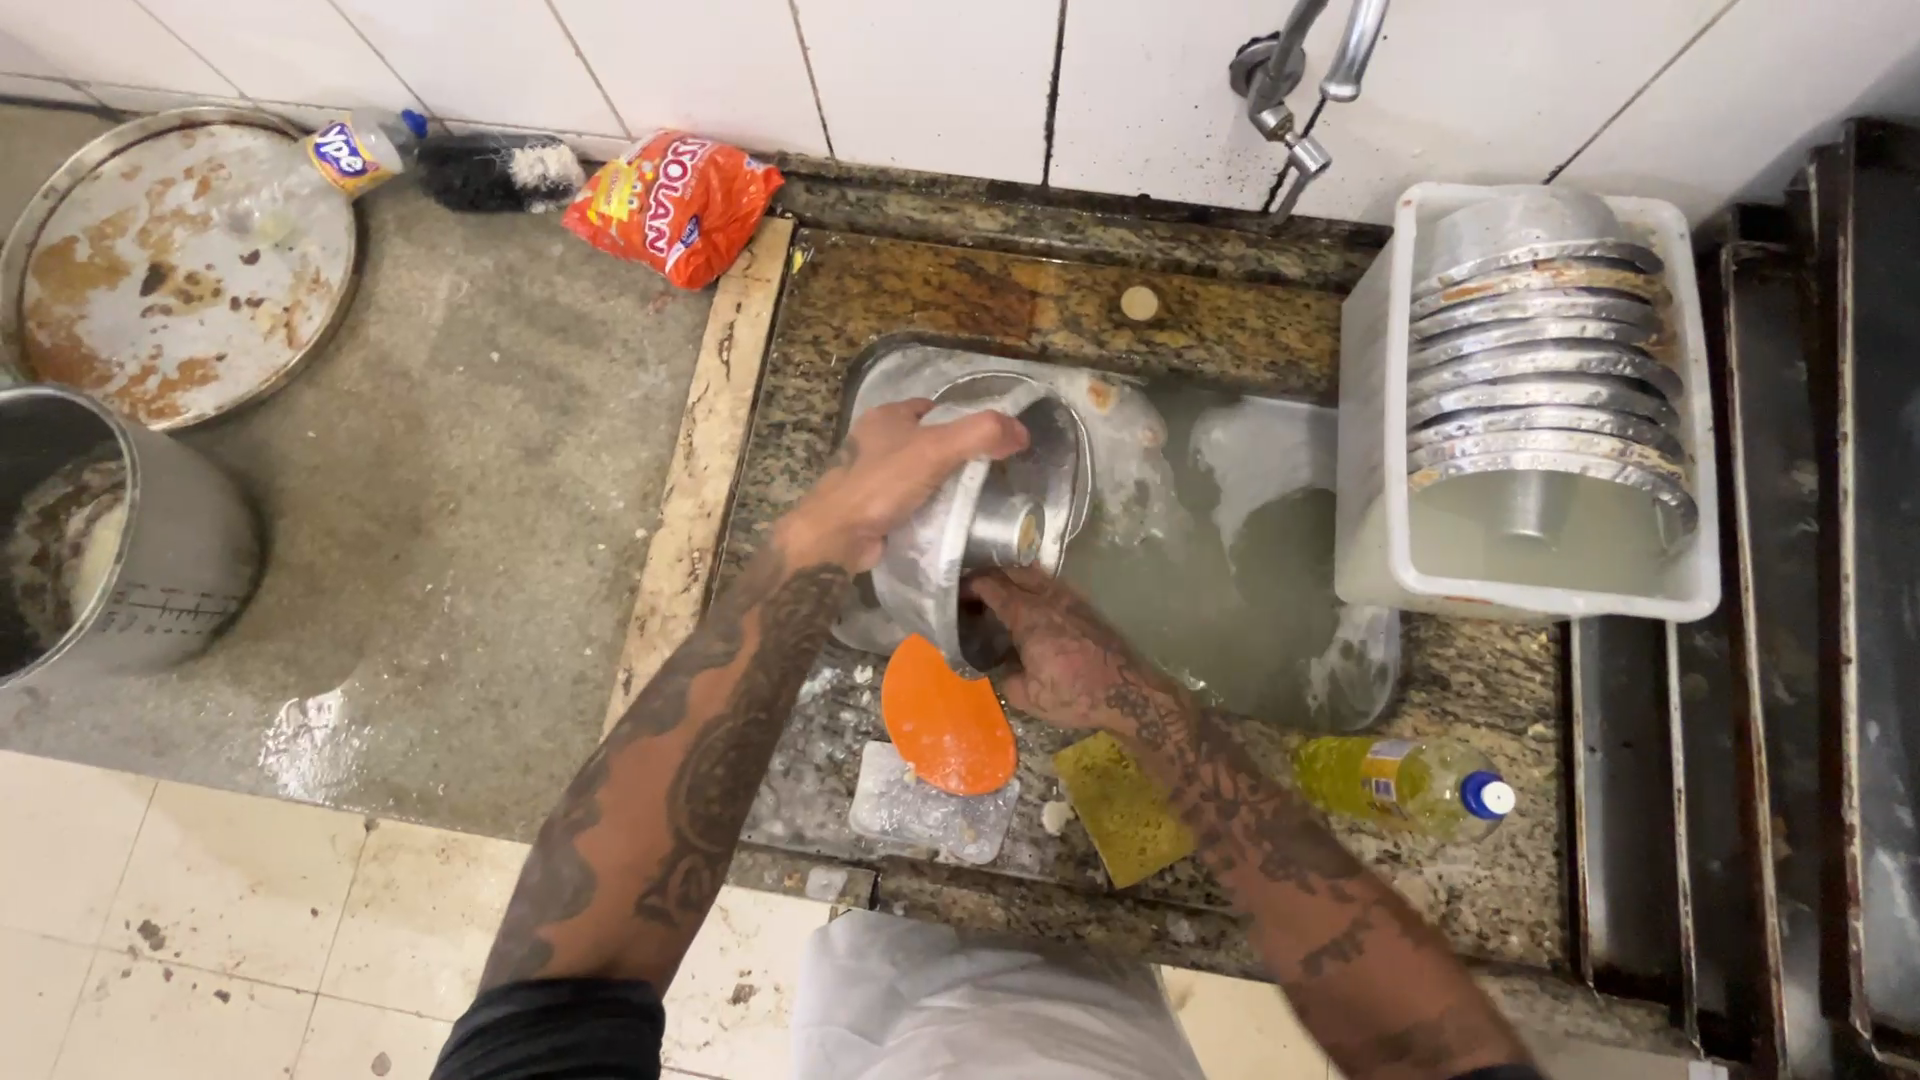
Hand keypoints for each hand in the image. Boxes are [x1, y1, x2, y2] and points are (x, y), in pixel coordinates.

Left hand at [779, 399, 1028, 571]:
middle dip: (952, 455)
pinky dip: (926, 509)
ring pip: (917, 474)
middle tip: (984, 473)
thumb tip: (1021, 431)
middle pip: (925, 441)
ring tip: (971, 498)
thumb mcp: (937, 449)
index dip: (960, 419)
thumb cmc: (882, 481)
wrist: (837, 534)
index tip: (987, 441)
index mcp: (886, 417)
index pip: (931, 408)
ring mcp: (870, 476)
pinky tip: (945, 520)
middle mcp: (874, 442)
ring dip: (940, 485)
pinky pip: (908, 502)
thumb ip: (981, 435)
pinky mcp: (871, 507)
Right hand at [969, 567, 1184, 735]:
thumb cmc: (1076, 696)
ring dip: (1012, 576)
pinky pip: (1050, 583)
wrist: (1128, 692)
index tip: (956, 593)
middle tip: (973, 589)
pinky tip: (1028, 600)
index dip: (969, 586)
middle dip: (988, 575)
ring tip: (998, 591)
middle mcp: (1047, 598)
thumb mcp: (1028, 697)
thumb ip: (1004, 678)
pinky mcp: (1084, 605)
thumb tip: (996, 667)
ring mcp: (1069, 598)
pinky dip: (1032, 584)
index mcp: (1028, 616)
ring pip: (1033, 573)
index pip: (991, 586)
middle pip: (1011, 571)